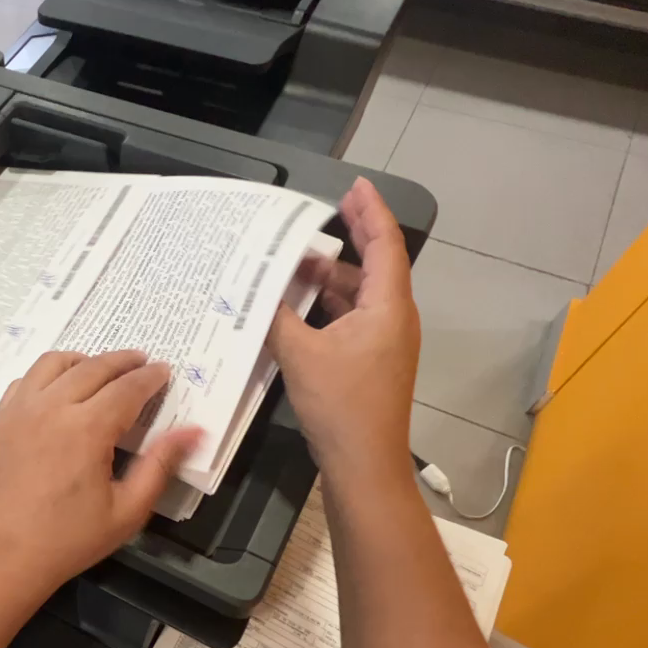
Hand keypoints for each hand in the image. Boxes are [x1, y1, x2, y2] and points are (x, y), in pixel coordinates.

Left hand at [0, 350, 201, 604]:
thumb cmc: (65, 542)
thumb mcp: (125, 512)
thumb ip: (160, 465)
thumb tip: (194, 431)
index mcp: (87, 429)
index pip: (127, 388)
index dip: (150, 377)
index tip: (165, 371)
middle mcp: (52, 407)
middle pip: (93, 367)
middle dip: (123, 361)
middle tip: (142, 362)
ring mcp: (20, 410)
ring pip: (55, 363)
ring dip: (84, 360)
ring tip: (102, 369)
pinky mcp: (0, 420)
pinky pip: (26, 380)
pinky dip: (48, 373)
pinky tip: (59, 387)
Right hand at [270, 178, 418, 481]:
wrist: (363, 461)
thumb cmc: (341, 404)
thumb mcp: (301, 356)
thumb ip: (277, 319)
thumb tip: (255, 294)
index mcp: (387, 306)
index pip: (384, 244)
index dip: (371, 212)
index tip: (354, 186)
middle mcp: (392, 317)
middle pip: (372, 267)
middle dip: (346, 241)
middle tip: (316, 218)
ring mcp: (382, 341)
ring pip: (357, 296)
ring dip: (329, 278)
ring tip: (293, 264)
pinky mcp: (368, 361)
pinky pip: (349, 319)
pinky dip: (325, 307)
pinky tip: (297, 307)